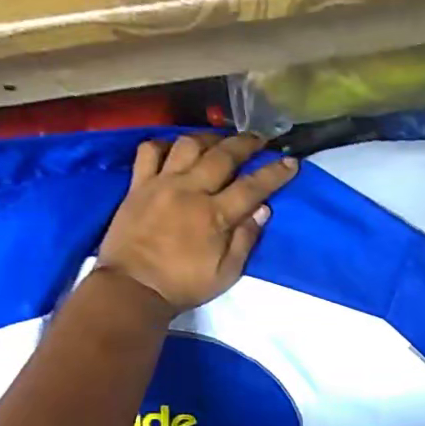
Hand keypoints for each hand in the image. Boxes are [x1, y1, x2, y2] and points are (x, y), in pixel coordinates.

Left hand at [96, 132, 298, 313]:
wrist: (133, 287)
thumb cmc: (183, 285)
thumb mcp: (226, 273)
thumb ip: (245, 240)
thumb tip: (263, 210)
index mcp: (214, 215)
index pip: (252, 187)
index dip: (274, 173)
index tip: (291, 162)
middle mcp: (190, 190)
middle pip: (222, 156)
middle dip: (245, 144)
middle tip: (259, 140)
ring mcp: (161, 183)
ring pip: (188, 145)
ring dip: (209, 138)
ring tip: (220, 140)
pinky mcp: (138, 185)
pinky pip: (150, 151)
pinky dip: (166, 144)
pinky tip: (176, 149)